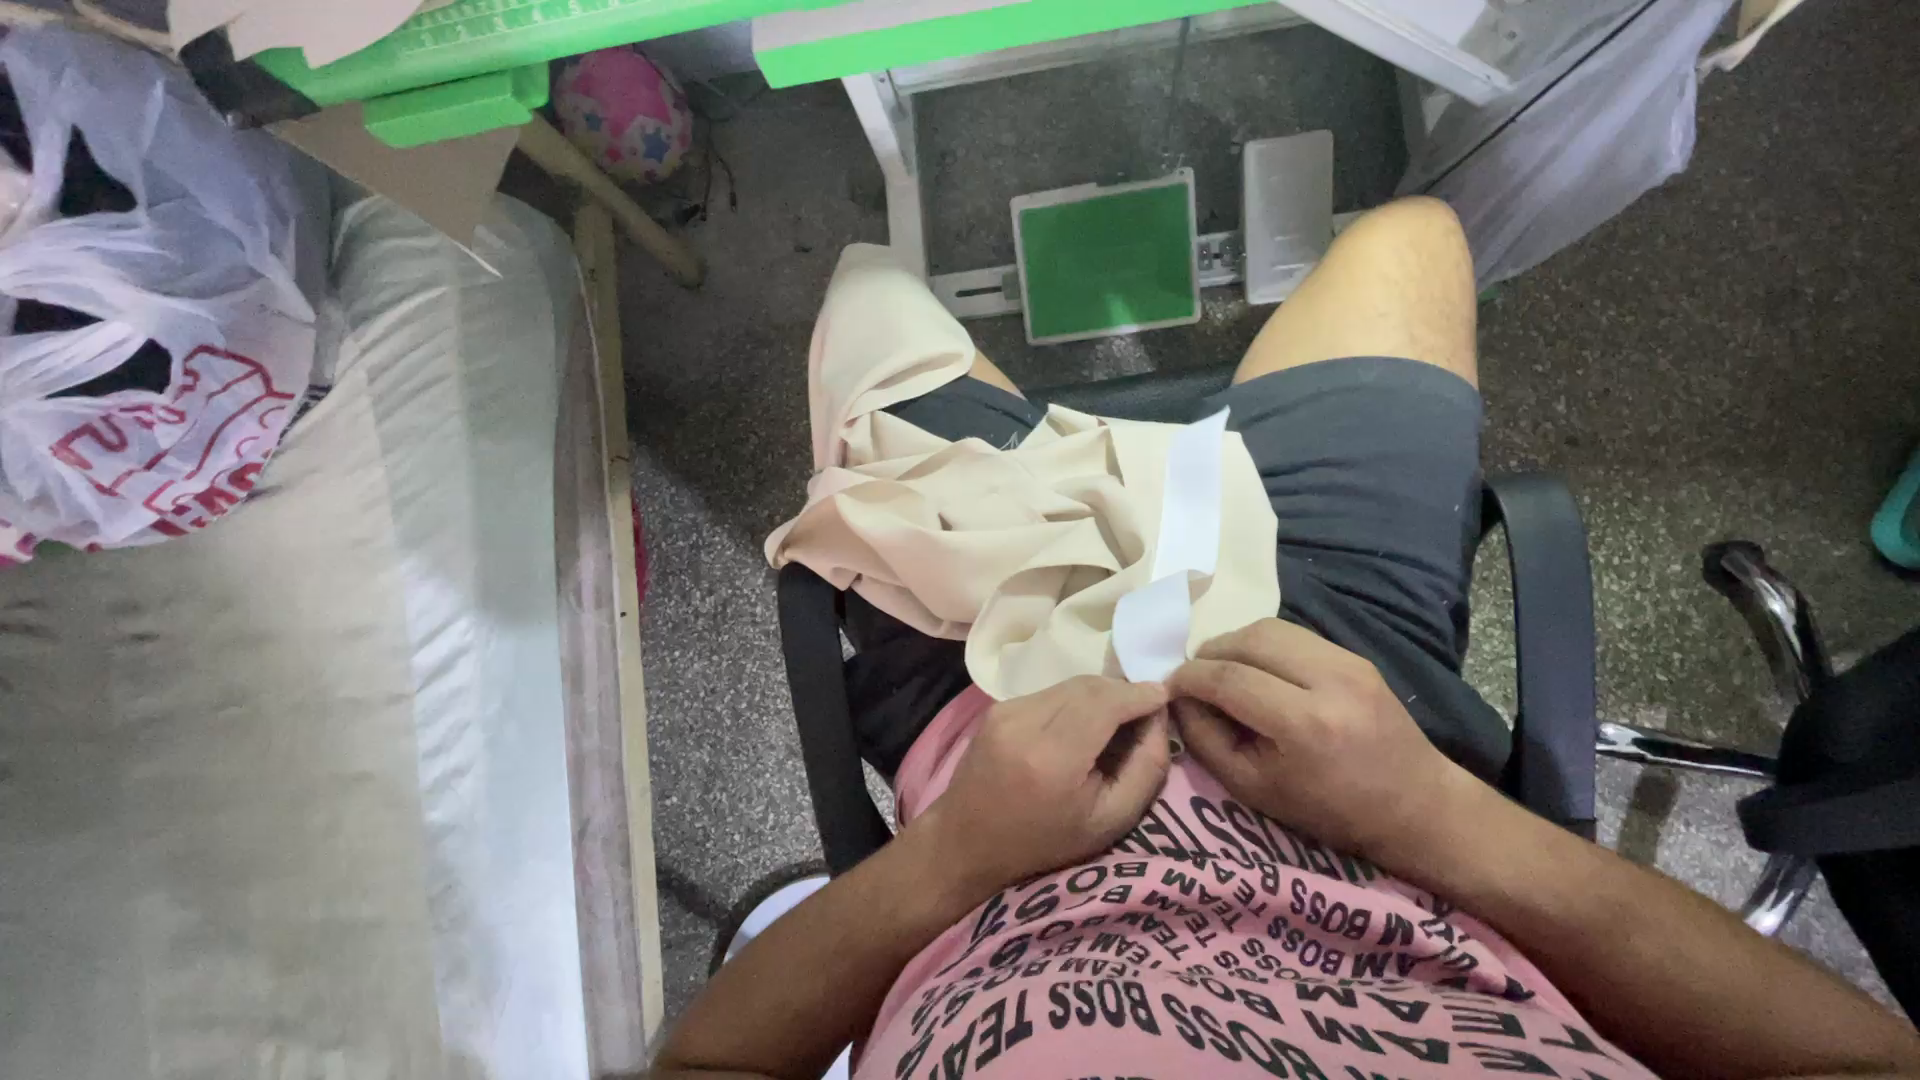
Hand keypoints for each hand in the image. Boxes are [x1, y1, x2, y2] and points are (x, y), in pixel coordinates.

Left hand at [914, 676, 1172, 893]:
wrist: (967, 842)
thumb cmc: (1045, 842)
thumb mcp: (1110, 821)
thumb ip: (1146, 768)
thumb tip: (1159, 716)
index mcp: (1053, 758)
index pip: (1106, 702)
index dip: (1140, 695)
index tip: (1165, 697)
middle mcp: (1025, 723)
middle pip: (1089, 686)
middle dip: (1124, 692)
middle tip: (1146, 712)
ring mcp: (1006, 710)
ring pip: (1070, 684)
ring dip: (1100, 695)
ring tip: (1117, 721)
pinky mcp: (997, 707)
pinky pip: (1050, 692)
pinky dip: (1074, 702)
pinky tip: (1081, 726)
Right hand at [1166, 618, 1476, 863]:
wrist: (1415, 806)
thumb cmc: (1328, 809)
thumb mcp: (1251, 788)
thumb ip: (1205, 739)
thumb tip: (1178, 698)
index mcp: (1304, 724)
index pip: (1227, 678)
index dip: (1188, 677)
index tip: (1168, 686)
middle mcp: (1329, 680)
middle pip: (1248, 640)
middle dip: (1209, 653)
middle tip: (1194, 676)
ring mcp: (1348, 661)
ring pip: (1269, 628)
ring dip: (1234, 644)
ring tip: (1222, 670)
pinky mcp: (1355, 655)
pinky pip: (1293, 635)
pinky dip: (1263, 646)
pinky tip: (1257, 671)